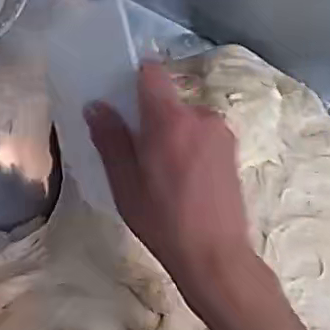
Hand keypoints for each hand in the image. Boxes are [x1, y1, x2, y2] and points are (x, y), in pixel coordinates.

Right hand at [86, 62, 260, 304]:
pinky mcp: (233, 149)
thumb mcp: (125, 183)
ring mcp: (221, 132)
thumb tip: (96, 106)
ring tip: (160, 171)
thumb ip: (110, 139)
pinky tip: (181, 179)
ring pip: (185, 118)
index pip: (151, 73)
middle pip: (167, 99)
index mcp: (170, 120)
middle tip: (135, 151)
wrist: (215, 255)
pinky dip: (188, 145)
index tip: (120, 101)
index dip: (133, 79)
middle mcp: (201, 116)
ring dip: (170, 133)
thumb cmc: (163, 221)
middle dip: (149, 116)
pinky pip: (201, 133)